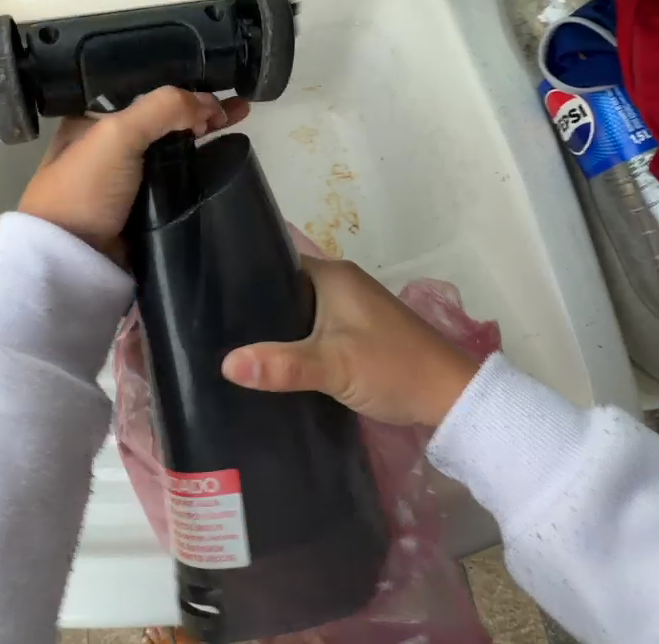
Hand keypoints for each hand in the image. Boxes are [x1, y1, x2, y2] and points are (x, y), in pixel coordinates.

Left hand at [18, 87, 249, 255]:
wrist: (71, 261)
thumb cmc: (84, 188)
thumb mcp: (115, 135)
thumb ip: (162, 109)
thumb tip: (210, 102)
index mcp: (92, 120)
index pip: (144, 91)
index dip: (180, 85)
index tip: (215, 84)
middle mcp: (110, 144)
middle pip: (164, 117)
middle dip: (200, 107)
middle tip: (237, 105)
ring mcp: (128, 177)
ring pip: (174, 147)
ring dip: (205, 134)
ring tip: (242, 120)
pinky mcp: (144, 206)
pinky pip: (178, 178)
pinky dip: (201, 167)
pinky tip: (225, 157)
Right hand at [220, 257, 481, 426]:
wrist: (449, 395)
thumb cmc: (392, 368)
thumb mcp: (332, 367)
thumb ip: (282, 365)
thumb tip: (225, 363)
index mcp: (332, 275)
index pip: (274, 263)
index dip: (242, 278)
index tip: (209, 298)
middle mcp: (340, 282)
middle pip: (284, 289)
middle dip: (255, 309)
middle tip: (214, 331)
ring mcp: (351, 307)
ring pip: (299, 312)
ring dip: (276, 329)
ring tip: (234, 349)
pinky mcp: (357, 331)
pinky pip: (314, 328)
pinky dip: (296, 342)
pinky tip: (275, 363)